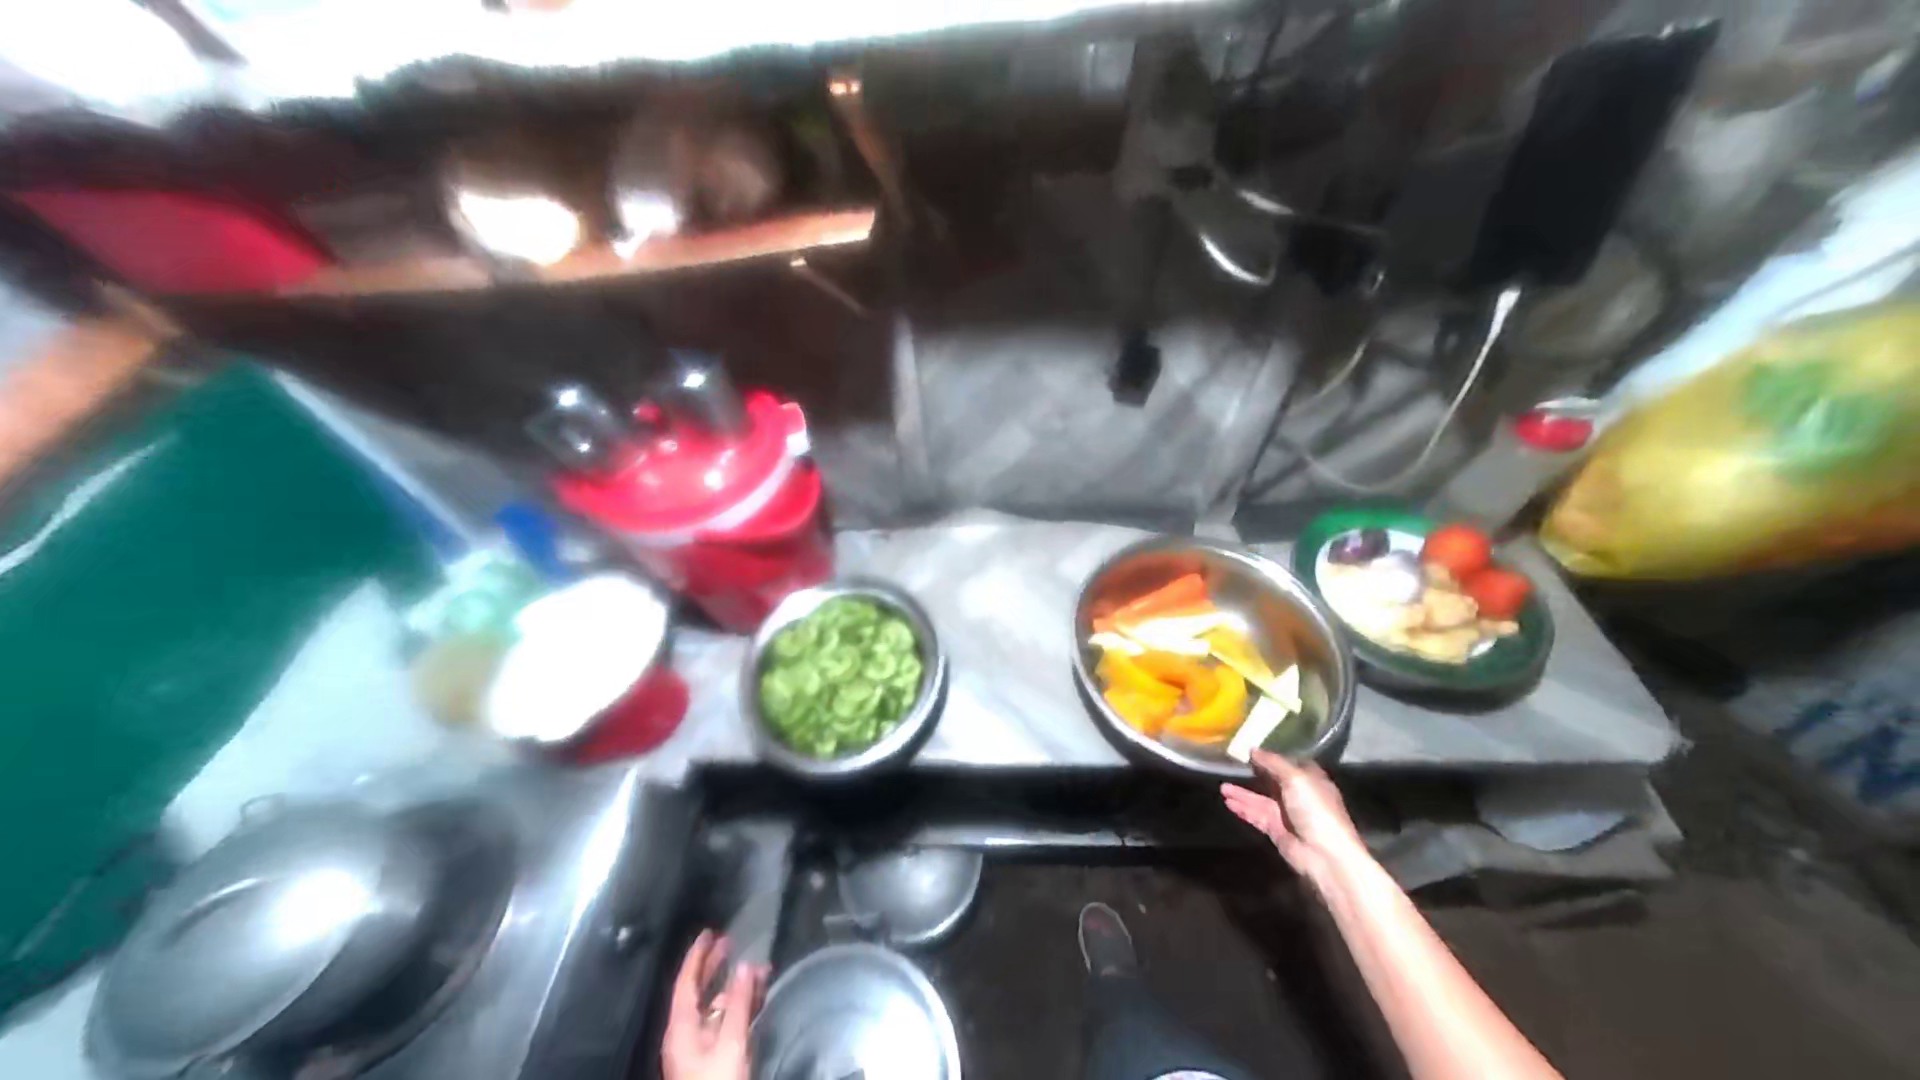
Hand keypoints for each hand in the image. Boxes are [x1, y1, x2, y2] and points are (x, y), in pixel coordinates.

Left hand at [662, 930, 766, 1079]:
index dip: (697, 956)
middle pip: (697, 993)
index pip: (685, 983)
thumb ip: (740, 1003)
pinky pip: (723, 1023)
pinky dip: (739, 1007)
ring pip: (714, 1008)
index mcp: (681, 1029)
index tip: (709, 932)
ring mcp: (697, 1050)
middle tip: (730, 941)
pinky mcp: (710, 1061)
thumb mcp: (731, 1044)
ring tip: (757, 968)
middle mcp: (685, 1035)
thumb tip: (746, 965)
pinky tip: (756, 997)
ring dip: (734, 987)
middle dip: (713, 967)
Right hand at [1222, 750, 1367, 889]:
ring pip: (1260, 800)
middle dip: (1253, 774)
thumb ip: (1273, 763)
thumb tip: (1252, 749)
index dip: (1272, 756)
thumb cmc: (1316, 810)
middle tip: (1230, 764)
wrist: (1324, 856)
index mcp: (1310, 780)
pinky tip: (1227, 802)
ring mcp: (1287, 814)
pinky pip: (1256, 815)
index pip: (1289, 763)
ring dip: (1242, 793)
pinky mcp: (1276, 830)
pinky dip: (1243, 808)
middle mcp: (1299, 796)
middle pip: (1272, 781)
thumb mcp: (1296, 778)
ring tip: (1222, 787)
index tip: (1250, 749)